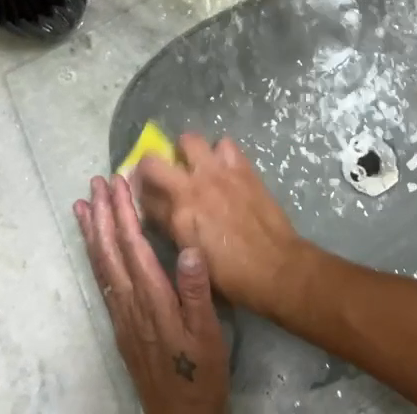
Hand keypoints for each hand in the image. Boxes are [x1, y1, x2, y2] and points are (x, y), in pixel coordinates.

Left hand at [75, 175, 228, 413]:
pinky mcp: (120, 325)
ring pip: (101, 265)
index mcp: (153, 298)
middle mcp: (130, 302)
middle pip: (110, 250)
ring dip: (93, 231)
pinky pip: (103, 280)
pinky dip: (95, 256)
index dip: (124, 213)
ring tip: (83, 205)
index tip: (118, 183)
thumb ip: (197, 291)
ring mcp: (122, 314)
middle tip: (96, 182)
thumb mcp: (209, 332)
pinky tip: (96, 246)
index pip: (133, 246)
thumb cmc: (201, 372)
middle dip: (103, 213)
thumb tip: (190, 247)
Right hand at [133, 134, 307, 314]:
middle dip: (149, 166)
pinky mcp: (241, 168)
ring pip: (189, 140)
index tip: (144, 197)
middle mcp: (191, 189)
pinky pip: (225, 144)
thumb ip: (174, 232)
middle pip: (152, 162)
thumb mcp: (192, 259)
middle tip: (159, 173)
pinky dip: (220, 152)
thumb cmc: (232, 277)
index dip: (141, 197)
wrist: (275, 267)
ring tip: (195, 163)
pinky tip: (223, 166)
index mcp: (177, 218)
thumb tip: (165, 215)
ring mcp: (217, 174)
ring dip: (187, 150)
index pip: (145, 198)